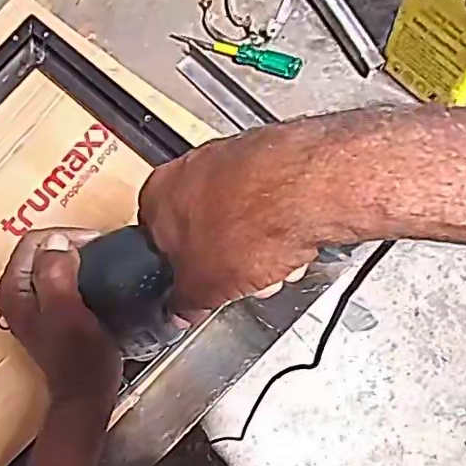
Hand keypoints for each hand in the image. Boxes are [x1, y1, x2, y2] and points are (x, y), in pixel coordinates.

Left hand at [0, 228, 121, 406]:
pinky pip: (60, 280)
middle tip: (100, 251)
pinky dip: (77, 275)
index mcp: (12, 291)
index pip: (34, 241)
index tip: (95, 244)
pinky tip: (95, 281)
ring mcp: (31, 306)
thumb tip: (57, 241)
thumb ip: (56, 274)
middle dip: (70, 244)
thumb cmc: (80, 359)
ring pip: (51, 264)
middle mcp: (15, 295)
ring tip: (100, 263)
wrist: (86, 395)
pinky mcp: (48, 314)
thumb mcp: (68, 311)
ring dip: (75, 259)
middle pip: (40, 250)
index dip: (65, 236)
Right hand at [137, 121, 343, 315]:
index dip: (178, 270)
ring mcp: (234, 157)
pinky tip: (296, 242)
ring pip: (239, 216)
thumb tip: (181, 310)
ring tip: (276, 265)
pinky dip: (282, 221)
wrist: (309, 191)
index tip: (193, 286)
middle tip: (238, 280)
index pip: (156, 241)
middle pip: (203, 228)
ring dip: (256, 246)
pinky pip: (271, 200)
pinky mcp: (274, 155)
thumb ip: (185, 302)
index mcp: (157, 194)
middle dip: (224, 259)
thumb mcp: (203, 289)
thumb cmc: (251, 224)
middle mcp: (191, 166)